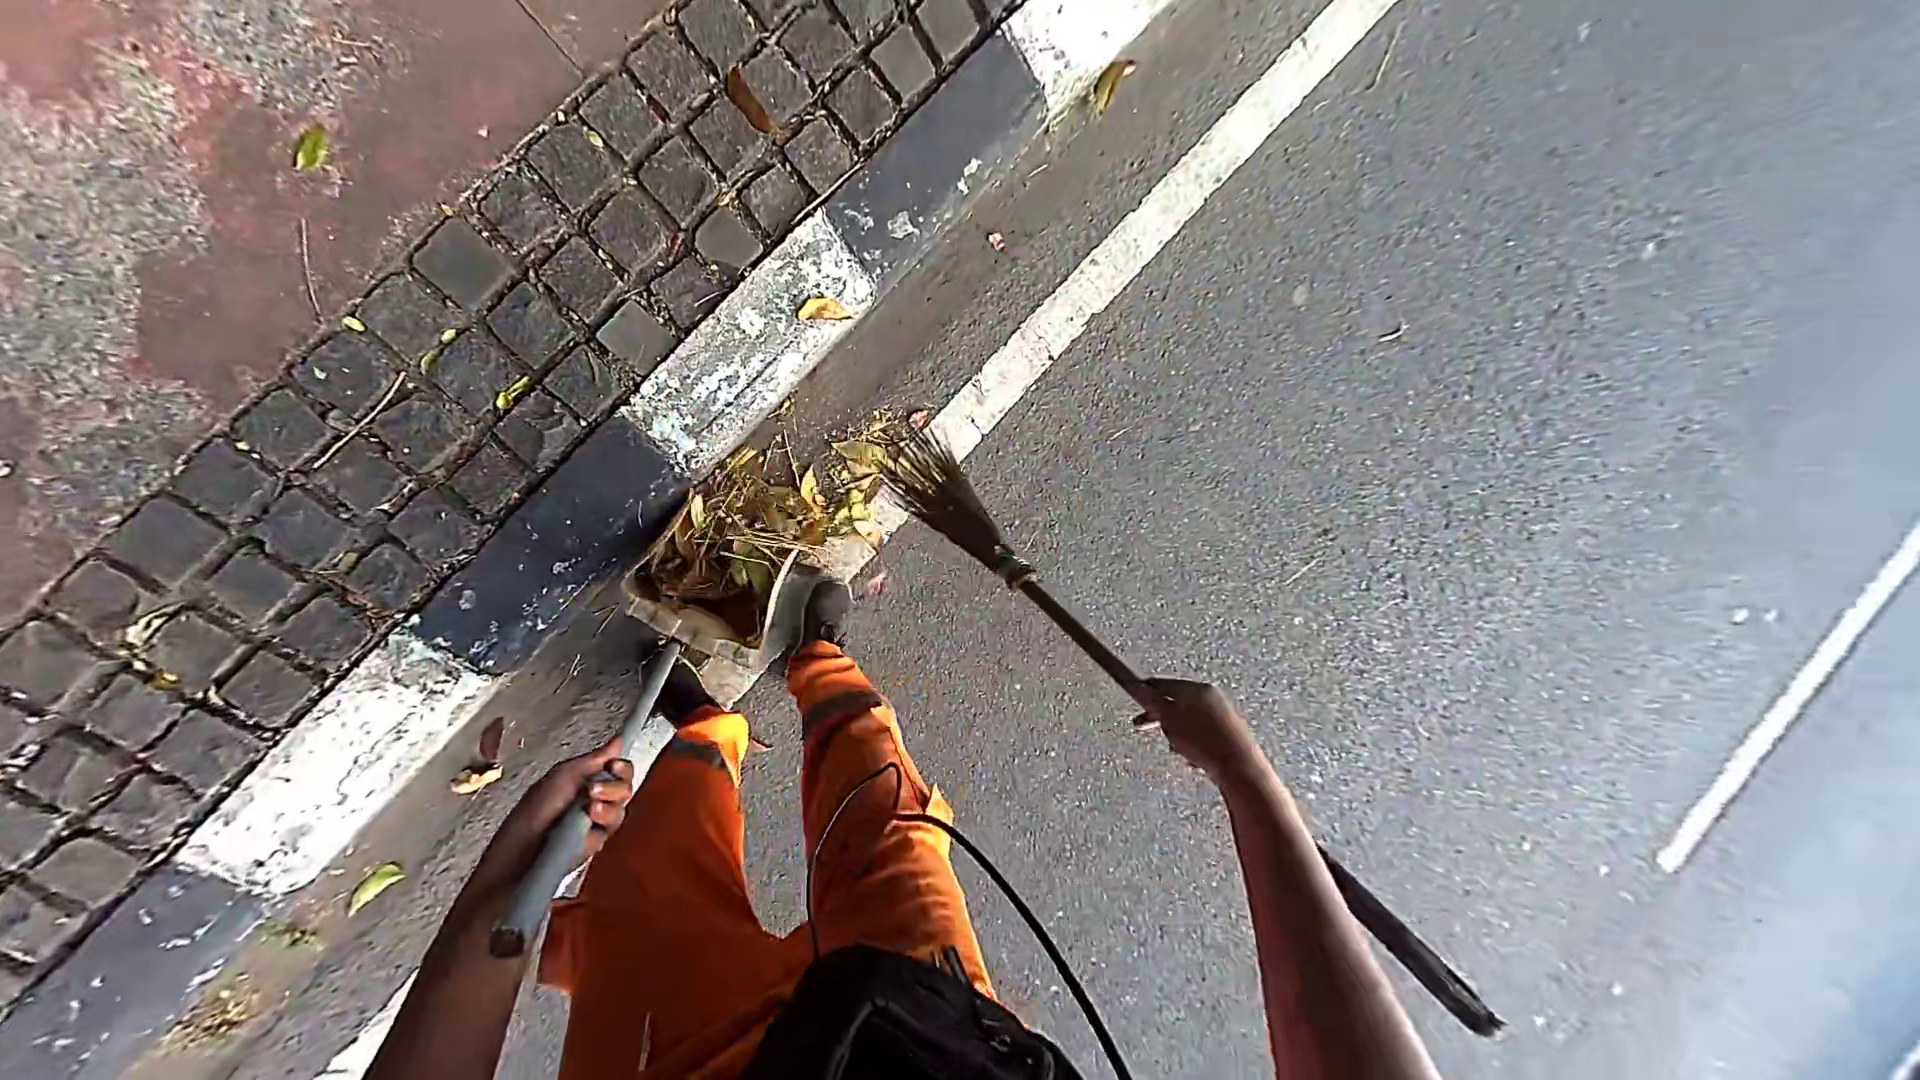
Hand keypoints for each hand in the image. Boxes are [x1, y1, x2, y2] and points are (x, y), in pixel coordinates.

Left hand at [458, 738, 635, 912]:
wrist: (518, 854)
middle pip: (626, 786)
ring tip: (588, 806)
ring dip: (608, 804)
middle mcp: (596, 799)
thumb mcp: (561, 776)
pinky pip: (611, 827)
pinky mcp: (597, 841)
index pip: (619, 769)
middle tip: (594, 789)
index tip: (613, 765)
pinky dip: (601, 821)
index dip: (622, 766)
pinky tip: (587, 821)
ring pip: (621, 807)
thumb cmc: (531, 813)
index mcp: (587, 780)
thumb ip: (593, 759)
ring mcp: (597, 821)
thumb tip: (618, 740)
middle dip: (615, 785)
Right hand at [1135, 678, 1267, 785]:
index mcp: (1198, 689)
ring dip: (1176, 734)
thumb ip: (1151, 702)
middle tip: (1143, 724)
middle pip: (1176, 703)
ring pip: (1188, 721)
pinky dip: (1192, 745)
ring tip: (1175, 747)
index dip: (1144, 691)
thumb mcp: (1168, 719)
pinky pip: (1202, 737)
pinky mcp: (1229, 737)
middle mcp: (1212, 699)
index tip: (1133, 696)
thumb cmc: (1208, 743)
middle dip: (1159, 716)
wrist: (1239, 769)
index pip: (1162, 684)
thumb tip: (1139, 687)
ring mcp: (1222, 718)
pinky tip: (1191, 758)